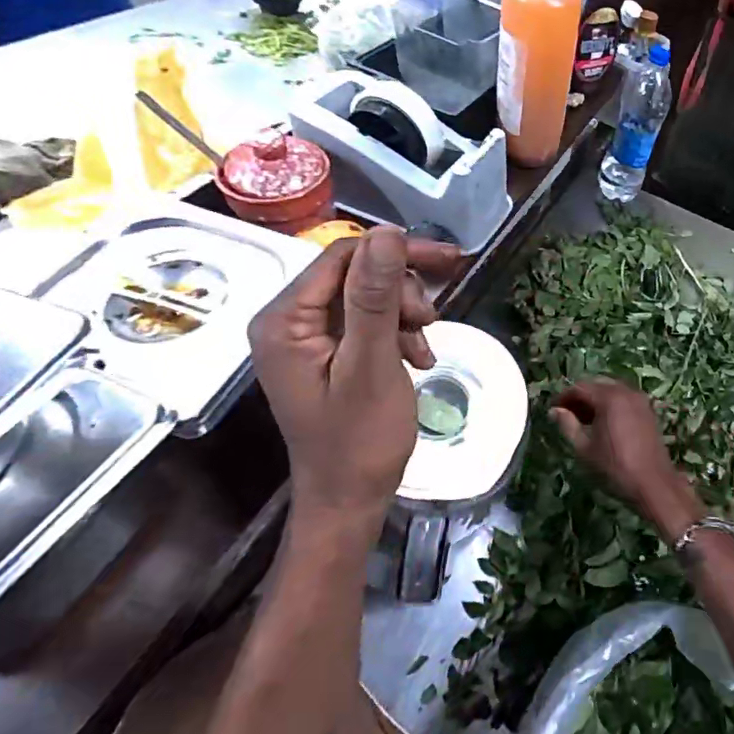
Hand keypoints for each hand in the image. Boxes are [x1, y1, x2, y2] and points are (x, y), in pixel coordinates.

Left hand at [247, 228, 462, 526]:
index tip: (448, 260)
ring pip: (367, 296)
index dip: (396, 252)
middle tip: (433, 316)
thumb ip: (375, 297)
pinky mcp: (327, 354)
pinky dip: (398, 333)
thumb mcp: (372, 364)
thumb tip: (387, 233)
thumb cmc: (359, 439)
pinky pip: (368, 322)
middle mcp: (288, 321)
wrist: (350, 500)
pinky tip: (418, 357)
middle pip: (356, 274)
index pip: (342, 257)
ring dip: (404, 313)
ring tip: (424, 346)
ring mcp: (307, 339)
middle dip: (402, 290)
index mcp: (284, 320)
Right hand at [551, 379, 704, 539]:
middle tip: (566, 415)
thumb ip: (568, 425)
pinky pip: (624, 398)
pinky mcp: (648, 410)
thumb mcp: (584, 449)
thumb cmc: (614, 468)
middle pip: (597, 385)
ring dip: (595, 400)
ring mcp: (640, 400)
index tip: (553, 410)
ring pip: (612, 390)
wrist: (653, 483)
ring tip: (583, 420)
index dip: (564, 397)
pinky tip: (603, 423)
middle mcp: (626, 392)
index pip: (580, 388)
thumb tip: (554, 410)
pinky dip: (611, 404)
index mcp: (609, 398)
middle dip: (580, 397)